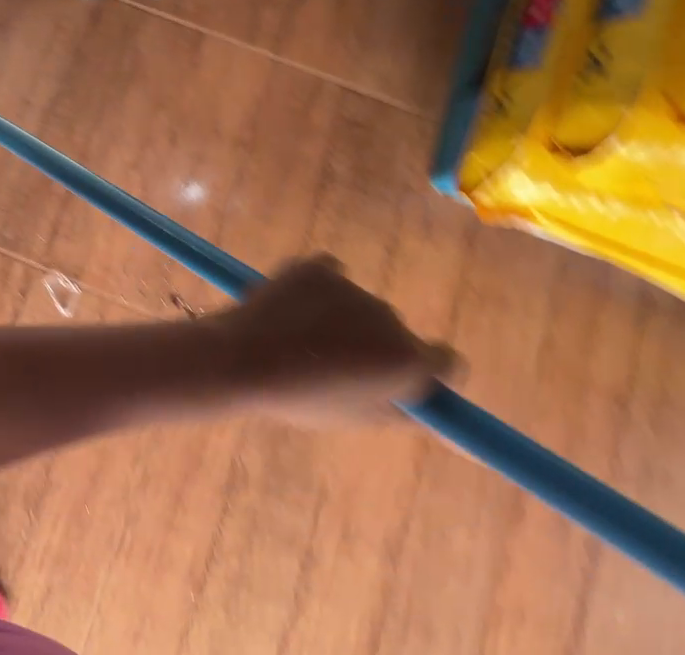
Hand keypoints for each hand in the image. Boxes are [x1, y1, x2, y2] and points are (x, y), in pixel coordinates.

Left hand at [212, 255, 459, 425]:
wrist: (238, 359)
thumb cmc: (298, 398)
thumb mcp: (358, 418)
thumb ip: (404, 413)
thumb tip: (434, 416)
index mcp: (408, 361)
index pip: (447, 362)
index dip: (426, 371)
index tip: (400, 380)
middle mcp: (390, 318)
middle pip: (395, 331)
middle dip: (372, 345)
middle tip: (329, 363)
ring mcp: (353, 288)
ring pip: (357, 304)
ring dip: (341, 316)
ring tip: (299, 338)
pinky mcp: (318, 267)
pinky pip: (329, 275)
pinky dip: (317, 289)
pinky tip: (292, 306)